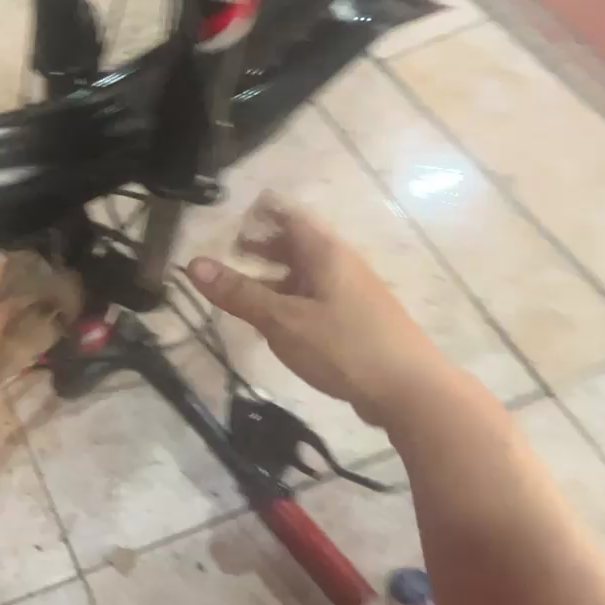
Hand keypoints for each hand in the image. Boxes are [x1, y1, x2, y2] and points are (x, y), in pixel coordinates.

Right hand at [184, 199, 455, 425]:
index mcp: (325, 253)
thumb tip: (193, 264)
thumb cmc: (343, 347)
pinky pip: (316, 297)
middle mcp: (341, 264)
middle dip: (263, 246)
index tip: (233, 221)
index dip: (261, 213)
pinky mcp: (357, 319)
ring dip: (275, 275)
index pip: (289, 216)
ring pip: (306, 273)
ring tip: (244, 290)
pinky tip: (276, 322)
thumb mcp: (282, 320)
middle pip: (298, 243)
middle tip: (231, 253)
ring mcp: (353, 293)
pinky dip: (290, 298)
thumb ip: (238, 292)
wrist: (411, 390)